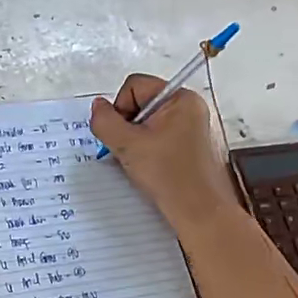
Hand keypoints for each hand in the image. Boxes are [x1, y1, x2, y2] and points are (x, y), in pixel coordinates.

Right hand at [90, 75, 243, 232]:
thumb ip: (105, 121)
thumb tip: (98, 107)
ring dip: (137, 139)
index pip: (135, 86)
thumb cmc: (169, 176)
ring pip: (148, 122)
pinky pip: (159, 136)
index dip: (120, 108)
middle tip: (130, 150)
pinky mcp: (190, 144)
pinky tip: (150, 166)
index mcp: (180, 98)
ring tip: (141, 161)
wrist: (199, 211)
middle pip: (141, 102)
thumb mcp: (127, 145)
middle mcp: (190, 107)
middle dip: (128, 126)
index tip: (123, 135)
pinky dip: (148, 148)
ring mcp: (192, 126)